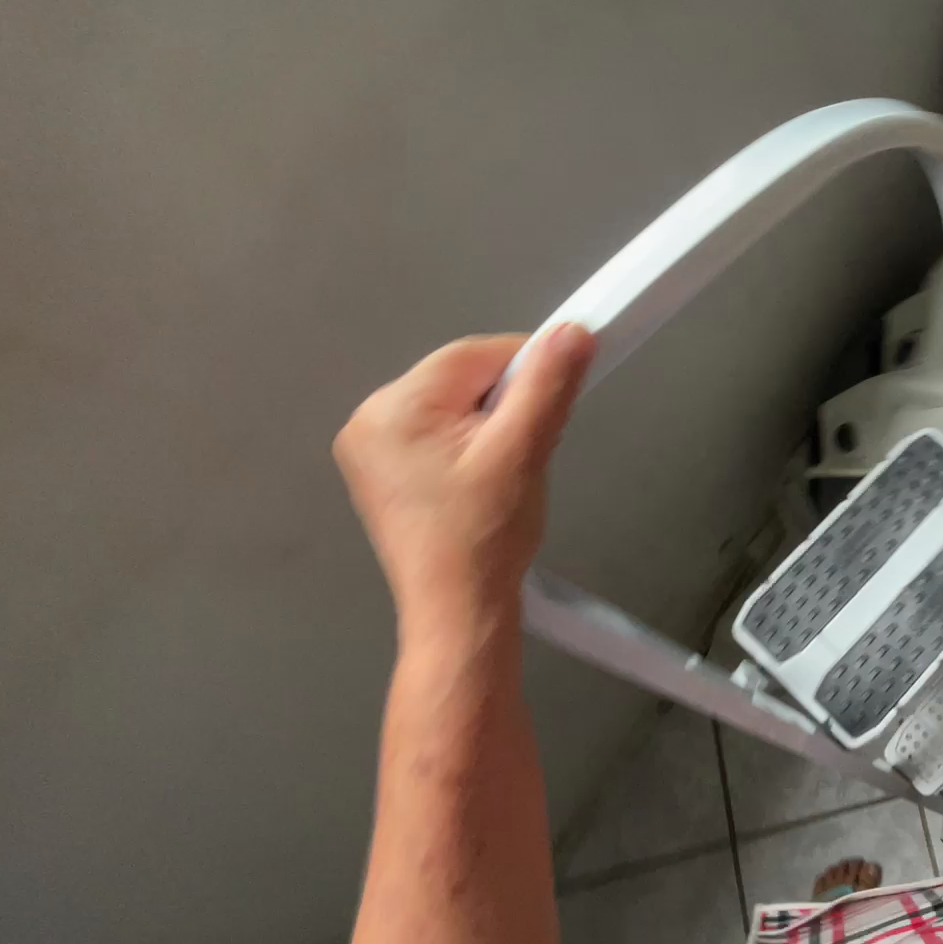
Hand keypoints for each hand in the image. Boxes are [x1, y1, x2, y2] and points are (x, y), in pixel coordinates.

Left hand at [334, 325, 596, 632]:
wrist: (461, 610)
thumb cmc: (487, 535)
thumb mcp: (523, 453)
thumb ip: (547, 386)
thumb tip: (572, 332)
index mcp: (393, 408)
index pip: (474, 354)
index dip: (527, 364)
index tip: (563, 390)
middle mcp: (370, 420)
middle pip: (463, 380)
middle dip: (510, 403)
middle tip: (535, 445)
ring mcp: (373, 450)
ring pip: (457, 408)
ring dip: (496, 425)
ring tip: (513, 469)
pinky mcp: (389, 474)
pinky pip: (443, 435)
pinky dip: (476, 445)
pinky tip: (490, 479)